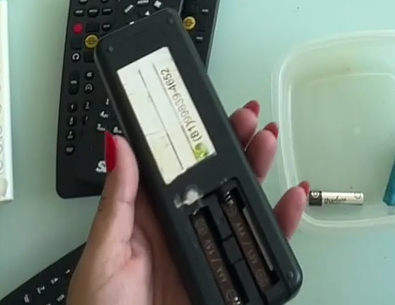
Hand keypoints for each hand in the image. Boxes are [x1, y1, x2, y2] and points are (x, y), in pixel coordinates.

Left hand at [69, 100, 309, 304]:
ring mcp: (207, 253)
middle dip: (236, 143)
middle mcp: (181, 230)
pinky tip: (291, 197)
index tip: (213, 112)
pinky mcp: (230, 281)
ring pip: (241, 202)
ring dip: (259, 169)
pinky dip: (282, 221)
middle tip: (251, 117)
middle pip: (215, 176)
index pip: (178, 166)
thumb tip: (118, 145)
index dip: (197, 137)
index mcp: (148, 218)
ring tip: (268, 140)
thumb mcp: (102, 256)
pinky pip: (262, 246)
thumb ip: (116, 201)